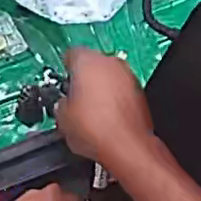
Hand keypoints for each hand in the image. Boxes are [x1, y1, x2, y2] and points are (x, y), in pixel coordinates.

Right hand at [55, 48, 153, 168]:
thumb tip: (63, 106)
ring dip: (99, 89)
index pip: (71, 53)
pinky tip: (104, 118)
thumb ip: (60, 104)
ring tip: (89, 111)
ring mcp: (128, 76)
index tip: (62, 78)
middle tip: (73, 97)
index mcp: (88, 61)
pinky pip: (121, 90)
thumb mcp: (62, 118)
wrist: (125, 147)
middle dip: (83, 78)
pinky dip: (113, 100)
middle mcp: (110, 63)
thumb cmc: (97, 130)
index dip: (64, 67)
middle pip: (92, 63)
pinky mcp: (139, 92)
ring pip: (108, 76)